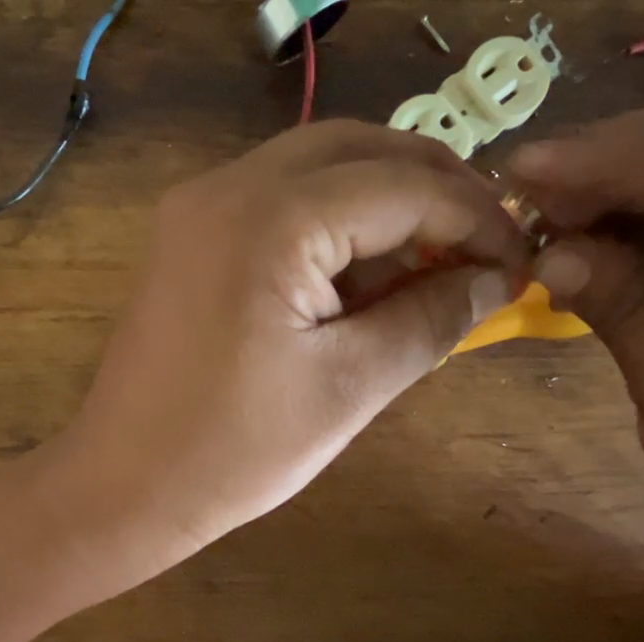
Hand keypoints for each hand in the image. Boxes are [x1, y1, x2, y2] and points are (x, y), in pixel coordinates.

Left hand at [46, 120, 529, 565]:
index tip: (521, 262)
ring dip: (382, 205)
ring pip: (316, 170)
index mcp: (270, 219)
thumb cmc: (232, 454)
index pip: (403, 186)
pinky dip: (330, 226)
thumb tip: (495, 278)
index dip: (476, 218)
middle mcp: (227, 188)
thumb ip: (430, 318)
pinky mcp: (185, 240)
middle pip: (359, 150)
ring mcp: (196, 210)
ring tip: (432, 270)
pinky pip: (276, 204)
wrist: (122, 488)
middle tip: (483, 249)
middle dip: (433, 191)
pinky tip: (363, 280)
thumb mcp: (347, 388)